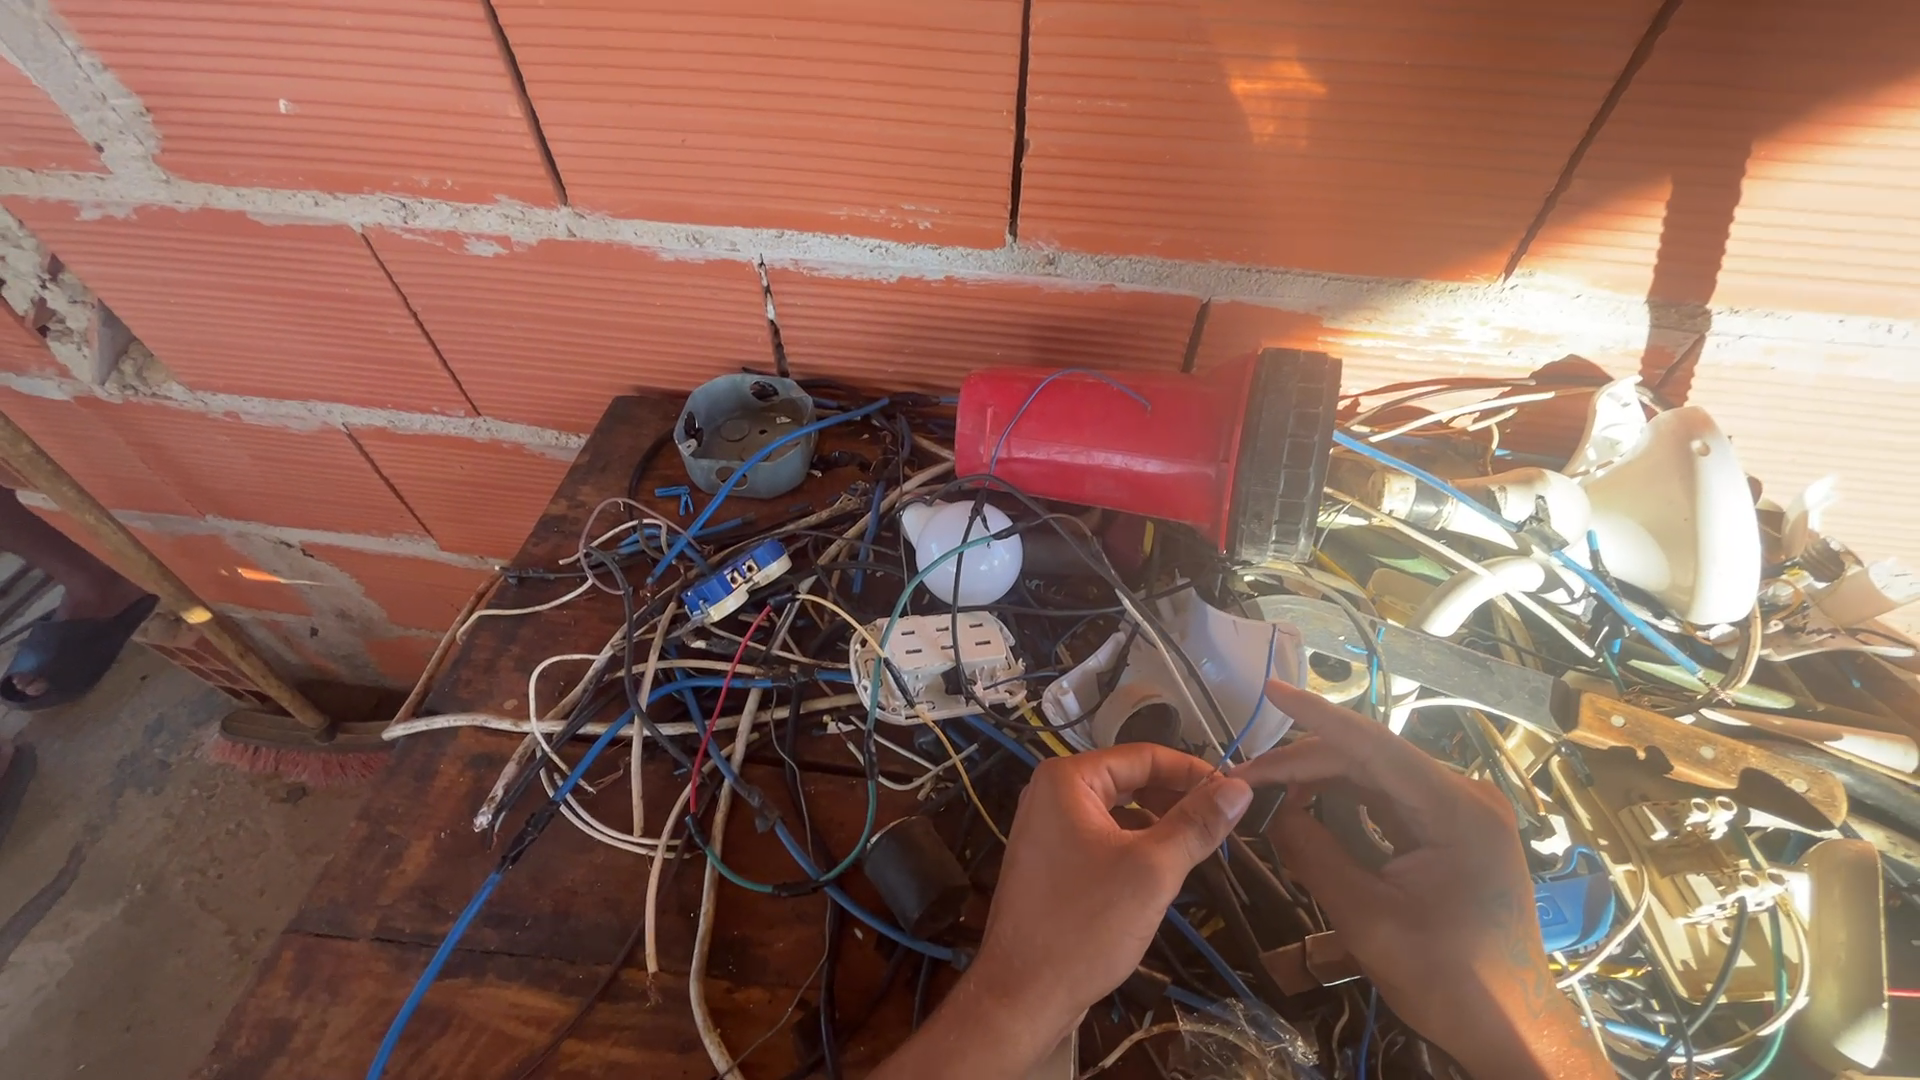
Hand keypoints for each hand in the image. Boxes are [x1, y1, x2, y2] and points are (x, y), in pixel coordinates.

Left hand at [871, 743, 1252, 1079]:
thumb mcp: (1152, 870)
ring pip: (1117, 810)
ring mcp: (1047, 826)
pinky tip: (1162, 870)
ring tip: (1199, 847)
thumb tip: (1239, 788)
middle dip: (1176, 798)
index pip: (1143, 756)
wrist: (1023, 993)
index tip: (1236, 793)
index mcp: (1068, 778)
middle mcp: (1051, 791)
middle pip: (1128, 779)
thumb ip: (1196, 824)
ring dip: (1158, 823)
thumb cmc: (1085, 924)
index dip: (1193, 771)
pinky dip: (1134, 845)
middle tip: (1222, 824)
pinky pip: (1101, 836)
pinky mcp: (1051, 858)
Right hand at [1233, 681, 1608, 1079]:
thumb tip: (1267, 808)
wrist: (1514, 1035)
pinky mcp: (1448, 831)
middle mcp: (1462, 797)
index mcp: (1456, 810)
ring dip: (1317, 780)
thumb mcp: (1365, 916)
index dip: (1316, 714)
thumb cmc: (1448, 979)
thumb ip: (1312, 851)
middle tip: (1244, 777)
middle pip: (1366, 759)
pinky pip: (1383, 800)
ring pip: (1371, 776)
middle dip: (1302, 763)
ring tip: (1264, 790)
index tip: (1269, 688)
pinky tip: (1305, 806)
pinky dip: (1340, 801)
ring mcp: (1458, 813)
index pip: (1372, 745)